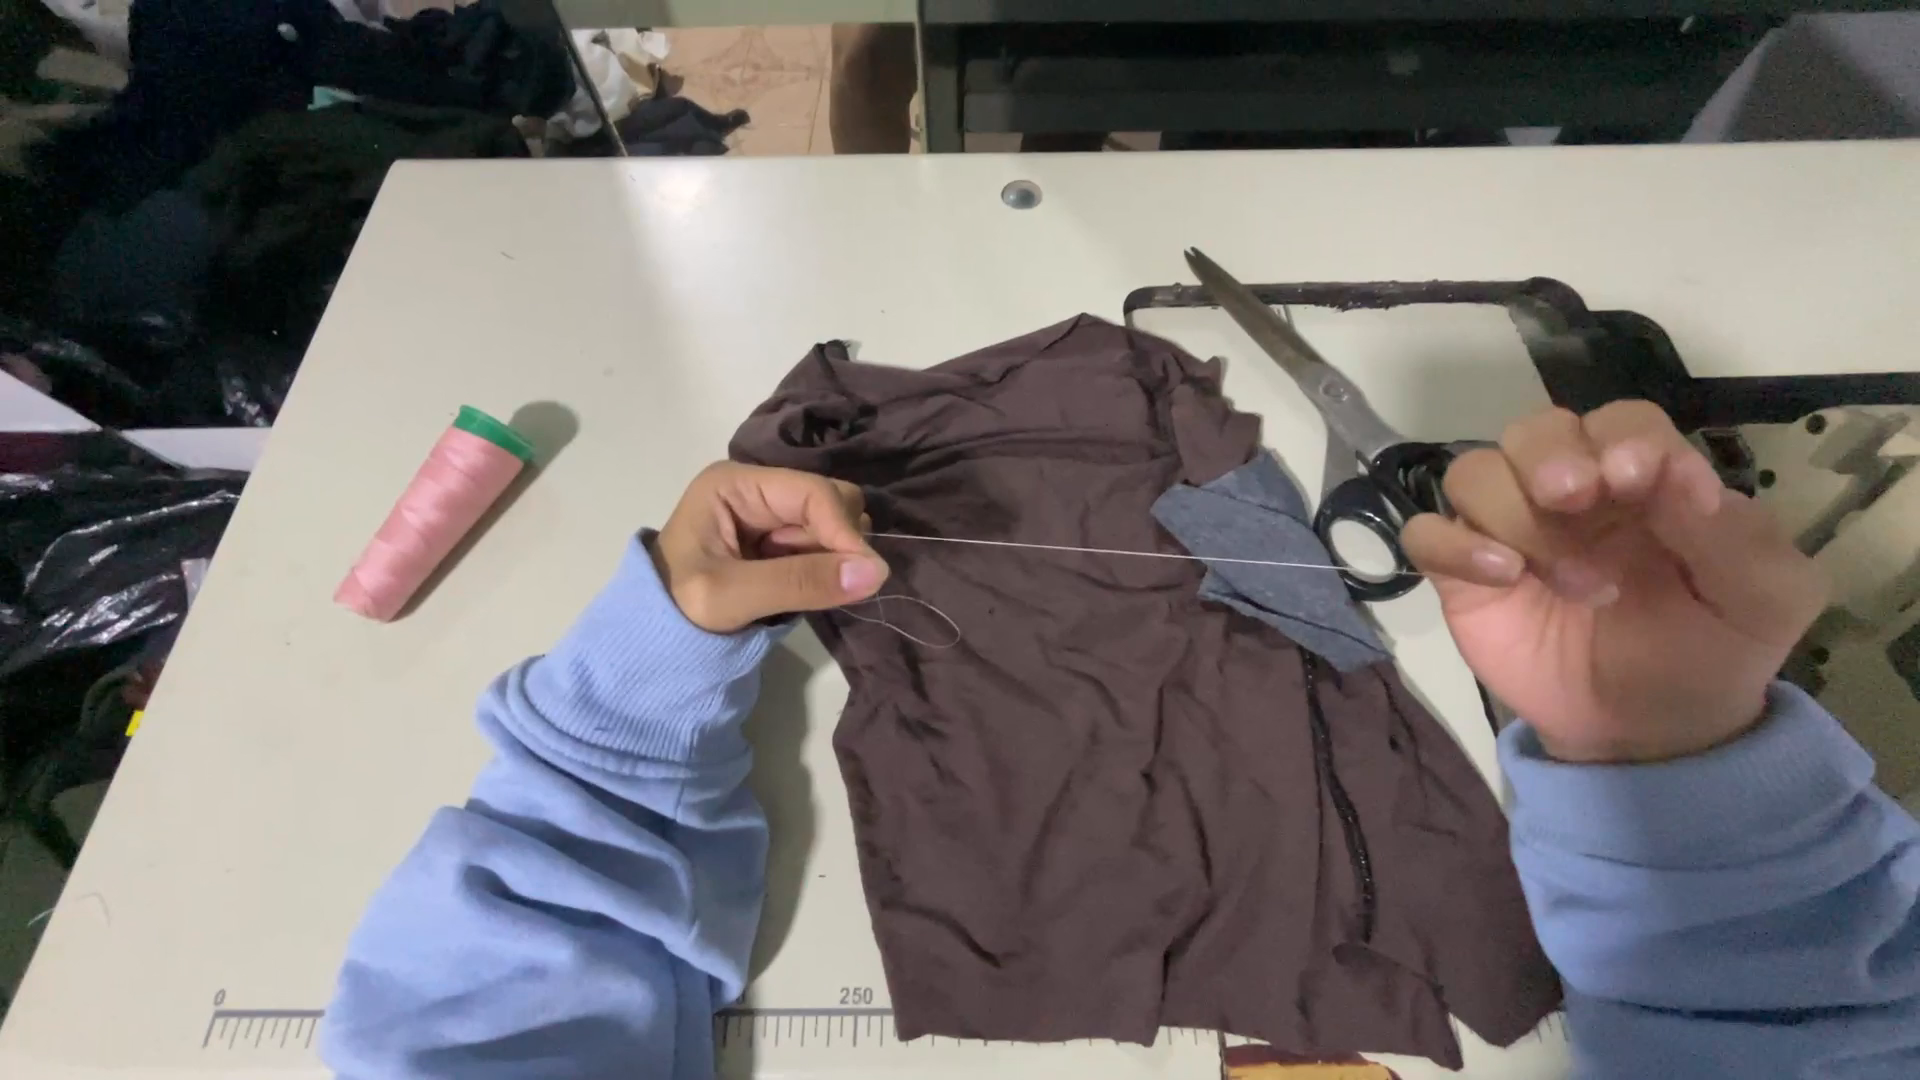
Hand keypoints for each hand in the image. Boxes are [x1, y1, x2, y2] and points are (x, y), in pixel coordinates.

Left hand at [648, 463, 889, 632]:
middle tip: (816, 584)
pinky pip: (826, 547)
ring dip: (830, 558)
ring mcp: (771, 514)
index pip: (813, 492)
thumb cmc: (676, 610)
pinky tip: (799, 588)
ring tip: (792, 588)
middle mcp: (758, 488)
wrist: (651, 640)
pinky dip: (825, 569)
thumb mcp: (732, 597)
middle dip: (836, 543)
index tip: (867, 575)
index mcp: (735, 484)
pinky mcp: (781, 541)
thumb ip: (800, 582)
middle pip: (831, 500)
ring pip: (834, 524)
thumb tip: (875, 572)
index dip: (844, 531)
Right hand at [1401, 401, 1826, 763]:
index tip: (1637, 480)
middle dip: (1548, 456)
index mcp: (1640, 484)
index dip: (1621, 437)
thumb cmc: (1705, 652)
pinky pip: (1424, 533)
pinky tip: (1499, 576)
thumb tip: (1675, 475)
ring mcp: (1501, 530)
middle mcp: (1563, 495)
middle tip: (1573, 499)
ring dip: (1512, 514)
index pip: (1617, 422)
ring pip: (1471, 473)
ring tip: (1565, 580)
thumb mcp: (1764, 598)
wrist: (1639, 729)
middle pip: (1531, 431)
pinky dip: (1451, 544)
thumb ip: (1733, 533)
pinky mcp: (1455, 573)